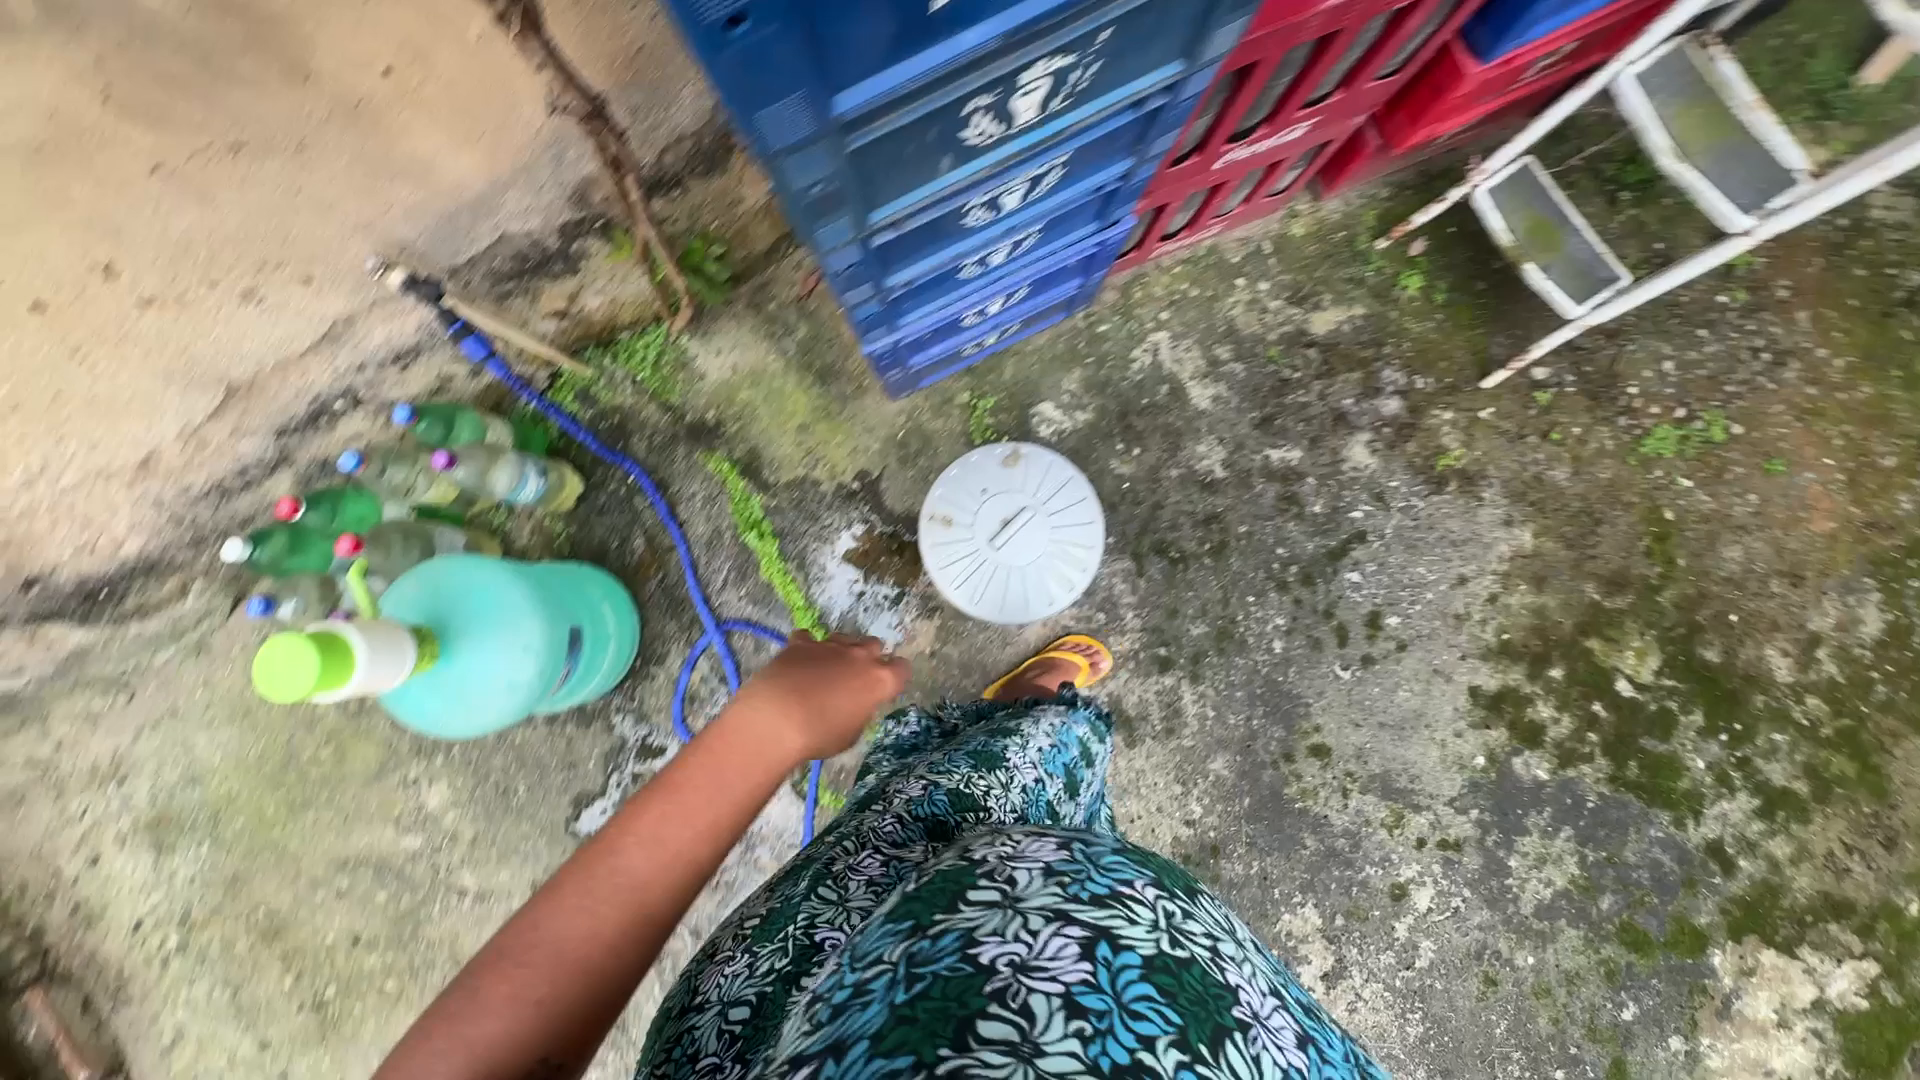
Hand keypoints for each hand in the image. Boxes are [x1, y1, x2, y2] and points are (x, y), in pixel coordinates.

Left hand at [722, 634, 910, 762]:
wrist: (776, 718)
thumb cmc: (819, 735)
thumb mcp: (851, 734)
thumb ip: (859, 712)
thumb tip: (854, 704)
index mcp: (880, 680)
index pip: (901, 669)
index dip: (895, 677)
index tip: (884, 688)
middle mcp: (860, 656)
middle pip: (874, 645)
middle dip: (869, 658)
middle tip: (854, 678)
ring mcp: (830, 645)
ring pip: (844, 637)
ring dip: (841, 650)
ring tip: (826, 670)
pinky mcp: (802, 643)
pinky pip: (810, 638)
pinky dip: (807, 648)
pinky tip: (799, 662)